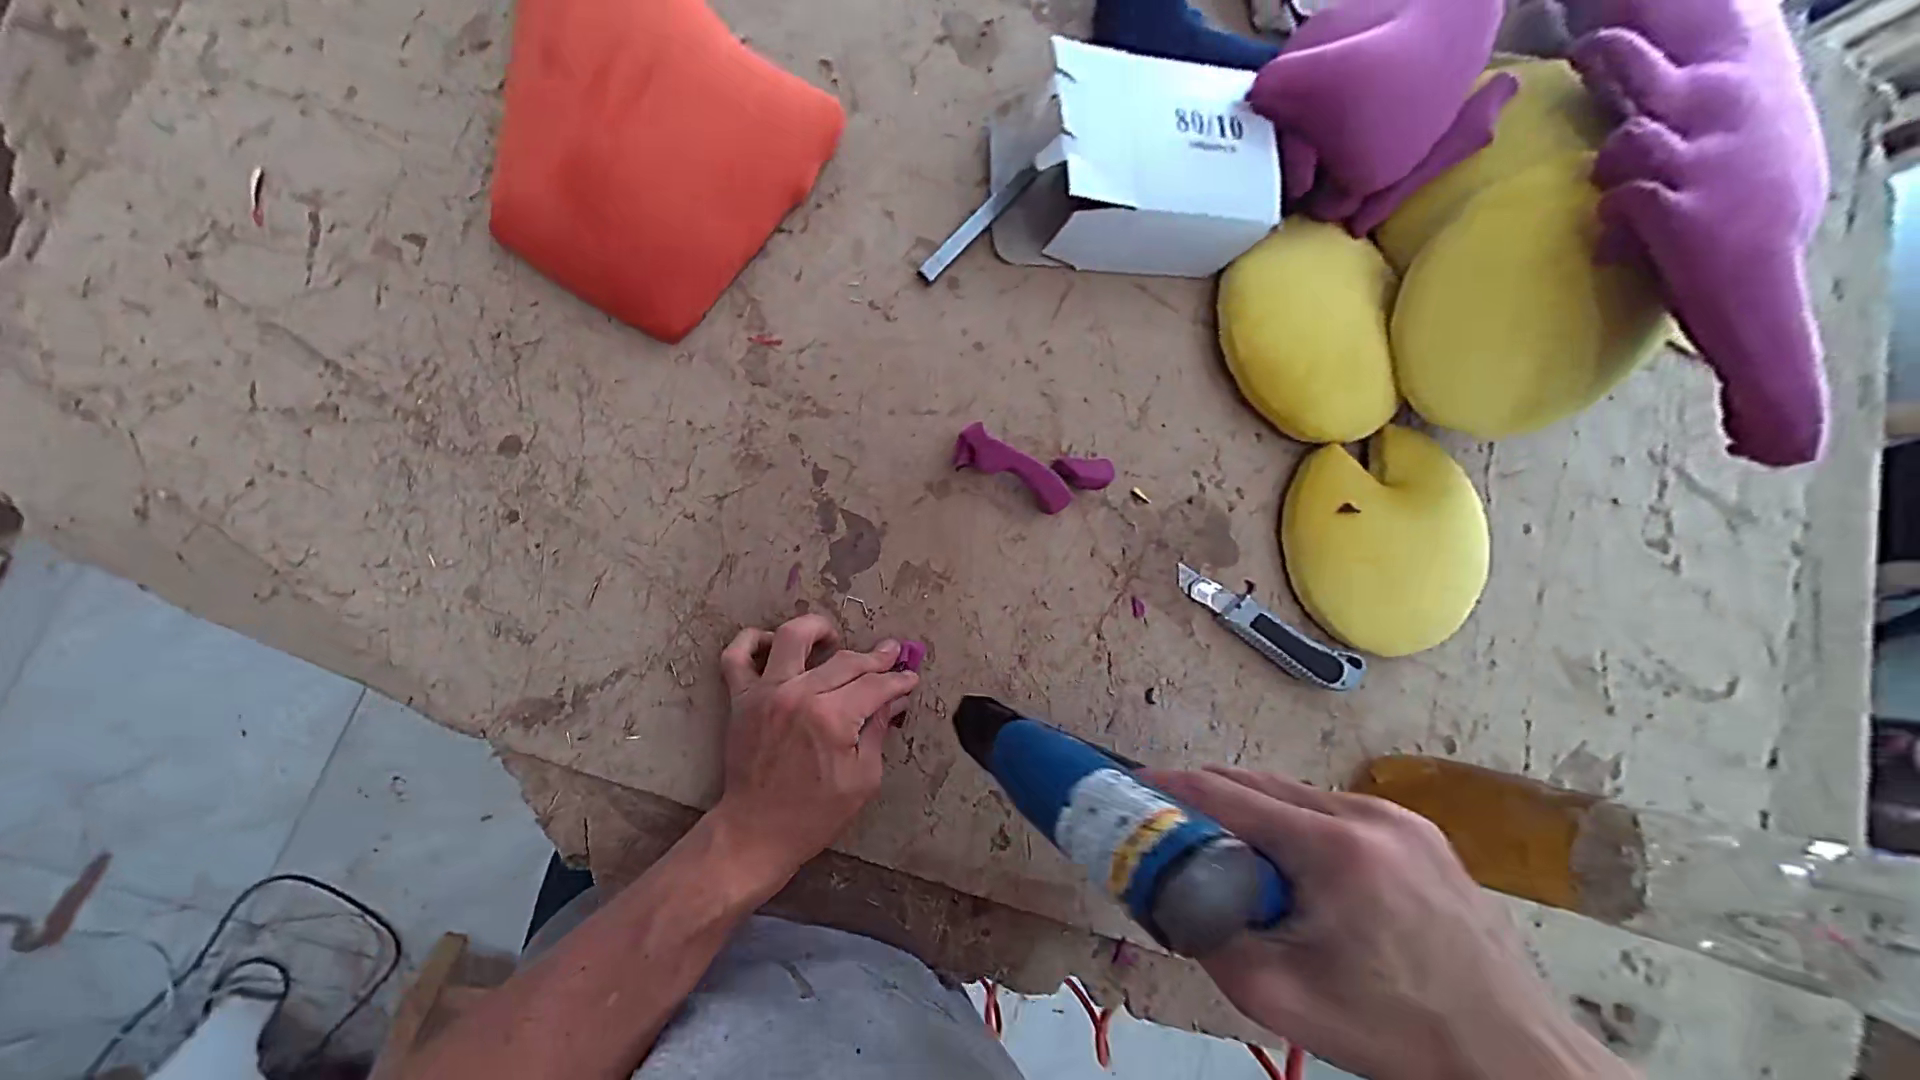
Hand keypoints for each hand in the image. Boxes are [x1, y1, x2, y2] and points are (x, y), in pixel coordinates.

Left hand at [709, 615, 918, 879]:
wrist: (756, 832)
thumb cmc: (813, 813)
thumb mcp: (863, 778)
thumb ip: (878, 731)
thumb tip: (894, 701)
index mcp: (832, 718)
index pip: (875, 685)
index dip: (898, 680)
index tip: (909, 677)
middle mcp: (798, 696)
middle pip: (845, 660)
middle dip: (875, 657)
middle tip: (890, 654)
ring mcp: (766, 693)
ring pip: (792, 637)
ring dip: (818, 630)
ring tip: (832, 639)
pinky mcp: (741, 699)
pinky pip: (736, 656)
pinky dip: (751, 641)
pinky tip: (773, 645)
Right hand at [1137, 766, 1633, 1079]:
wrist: (1518, 1064)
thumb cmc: (1396, 1033)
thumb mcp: (1277, 997)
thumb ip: (1208, 937)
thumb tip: (1171, 893)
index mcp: (1335, 848)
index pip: (1228, 794)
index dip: (1174, 786)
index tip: (1139, 784)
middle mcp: (1368, 814)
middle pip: (1259, 785)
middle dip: (1210, 800)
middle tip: (1177, 828)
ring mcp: (1399, 818)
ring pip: (1295, 795)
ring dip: (1254, 814)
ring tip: (1238, 859)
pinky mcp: (1418, 832)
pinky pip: (1331, 811)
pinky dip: (1295, 826)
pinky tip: (1298, 870)